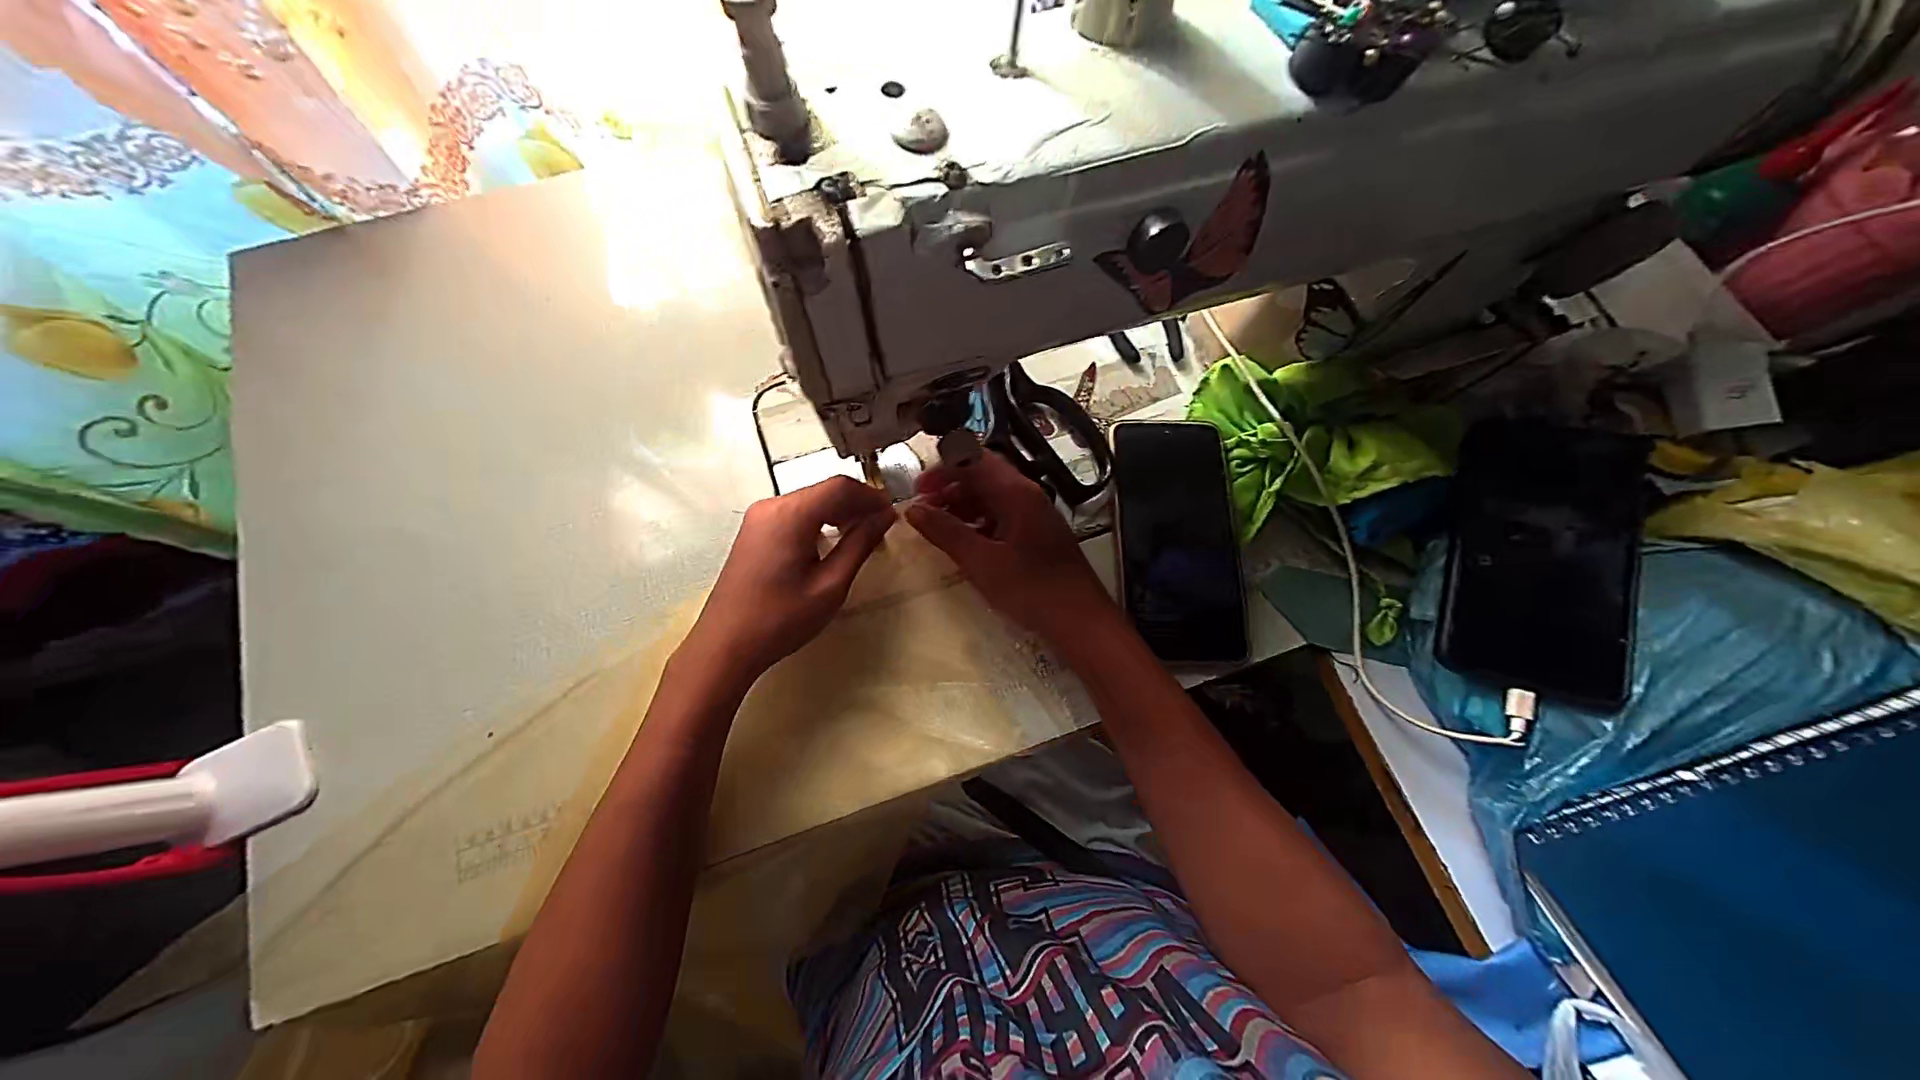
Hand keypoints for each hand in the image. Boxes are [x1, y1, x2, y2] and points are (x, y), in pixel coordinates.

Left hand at [679, 476, 895, 687]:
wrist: (726, 645)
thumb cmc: (779, 620)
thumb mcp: (831, 585)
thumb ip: (860, 544)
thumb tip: (884, 517)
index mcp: (791, 515)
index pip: (840, 487)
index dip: (871, 496)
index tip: (891, 513)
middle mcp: (771, 507)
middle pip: (823, 490)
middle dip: (856, 504)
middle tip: (881, 526)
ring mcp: (759, 518)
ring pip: (810, 501)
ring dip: (838, 512)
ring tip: (861, 536)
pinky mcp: (754, 532)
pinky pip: (794, 514)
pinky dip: (818, 521)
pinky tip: (831, 542)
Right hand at [904, 451, 1117, 643]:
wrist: (1081, 620)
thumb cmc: (1033, 590)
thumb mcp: (982, 562)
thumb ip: (946, 532)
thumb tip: (914, 510)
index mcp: (1016, 493)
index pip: (974, 459)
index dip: (941, 469)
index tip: (917, 491)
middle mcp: (1027, 496)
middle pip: (982, 475)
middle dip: (948, 487)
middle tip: (922, 510)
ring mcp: (1034, 515)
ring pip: (991, 496)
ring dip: (961, 505)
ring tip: (937, 526)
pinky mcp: (1036, 534)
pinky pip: (1001, 515)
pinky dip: (977, 521)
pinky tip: (964, 541)